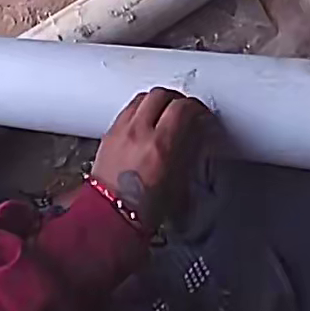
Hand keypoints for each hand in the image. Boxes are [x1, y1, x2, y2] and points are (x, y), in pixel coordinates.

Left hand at [88, 87, 210, 229]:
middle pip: (160, 95)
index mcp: (160, 146)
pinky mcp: (108, 133)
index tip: (201, 113)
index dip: (196, 107)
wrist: (111, 215)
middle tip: (184, 108)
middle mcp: (138, 132)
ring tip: (164, 112)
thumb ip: (189, 152)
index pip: (182, 108)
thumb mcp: (179, 182)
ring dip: (156, 101)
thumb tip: (196, 134)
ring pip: (141, 98)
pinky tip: (144, 122)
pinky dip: (139, 110)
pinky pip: (127, 110)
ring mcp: (121, 130)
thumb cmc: (143, 208)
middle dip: (176, 99)